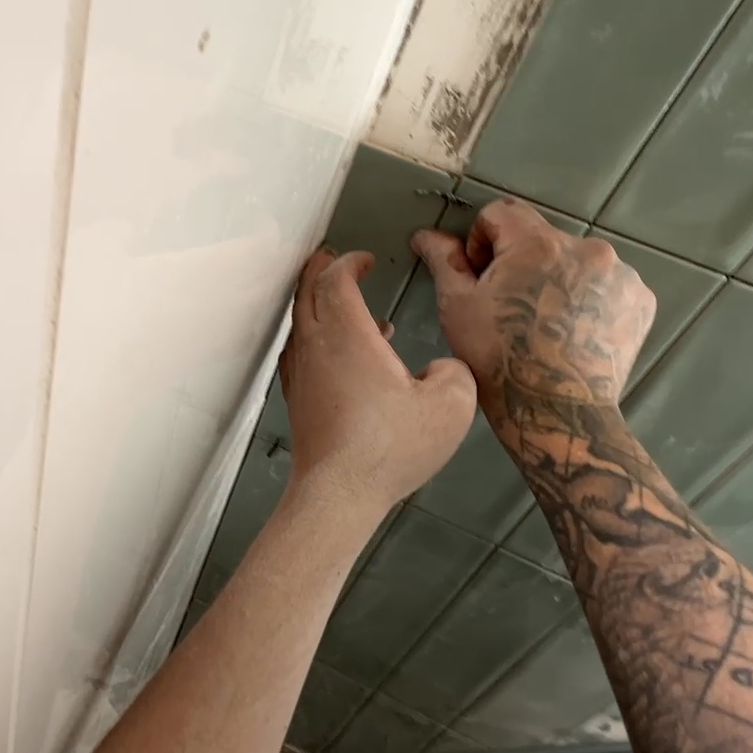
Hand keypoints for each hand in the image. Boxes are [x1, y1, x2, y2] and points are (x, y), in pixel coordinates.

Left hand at [279, 249, 476, 509]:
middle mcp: (315, 347)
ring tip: (353, 311)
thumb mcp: (450, 405)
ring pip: (301, 324)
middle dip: (321, 271)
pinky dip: (319, 339)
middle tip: (335, 262)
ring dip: (319, 306)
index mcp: (347, 334)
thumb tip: (440, 369)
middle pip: (307, 292)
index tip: (365, 260)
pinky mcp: (298, 400)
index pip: (335, 279)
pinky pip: (301, 353)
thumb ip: (454, 373)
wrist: (338, 493)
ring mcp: (301, 374)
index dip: (349, 262)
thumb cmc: (390, 448)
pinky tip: (349, 362)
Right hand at [411, 198, 654, 420]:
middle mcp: (586, 248)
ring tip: (544, 327)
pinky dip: (589, 301)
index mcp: (536, 244)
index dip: (482, 244)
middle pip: (541, 240)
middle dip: (521, 265)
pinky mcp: (640, 301)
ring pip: (576, 264)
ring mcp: (620, 275)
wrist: (556, 411)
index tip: (481, 280)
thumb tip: (426, 234)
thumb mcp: (458, 307)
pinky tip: (574, 334)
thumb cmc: (498, 358)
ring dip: (558, 282)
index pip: (501, 214)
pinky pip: (607, 287)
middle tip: (509, 311)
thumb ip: (445, 261)